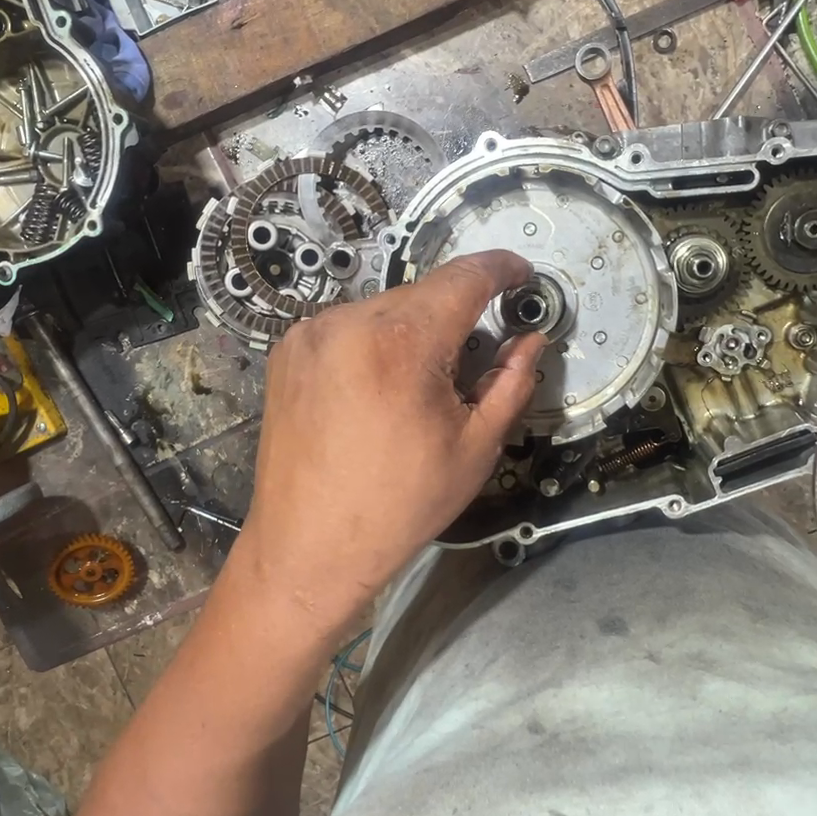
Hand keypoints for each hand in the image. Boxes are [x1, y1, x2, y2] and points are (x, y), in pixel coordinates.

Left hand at [232, 251, 543, 634]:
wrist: (308, 547)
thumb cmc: (401, 504)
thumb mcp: (475, 447)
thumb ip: (511, 382)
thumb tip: (530, 340)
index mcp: (402, 341)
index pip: (464, 278)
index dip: (500, 269)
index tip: (521, 276)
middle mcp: (349, 321)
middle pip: (423, 296)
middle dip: (455, 318)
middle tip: (469, 366)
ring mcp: (310, 334)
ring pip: (383, 311)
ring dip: (411, 332)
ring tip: (413, 390)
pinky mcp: (286, 351)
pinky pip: (346, 329)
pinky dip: (372, 344)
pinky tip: (373, 391)